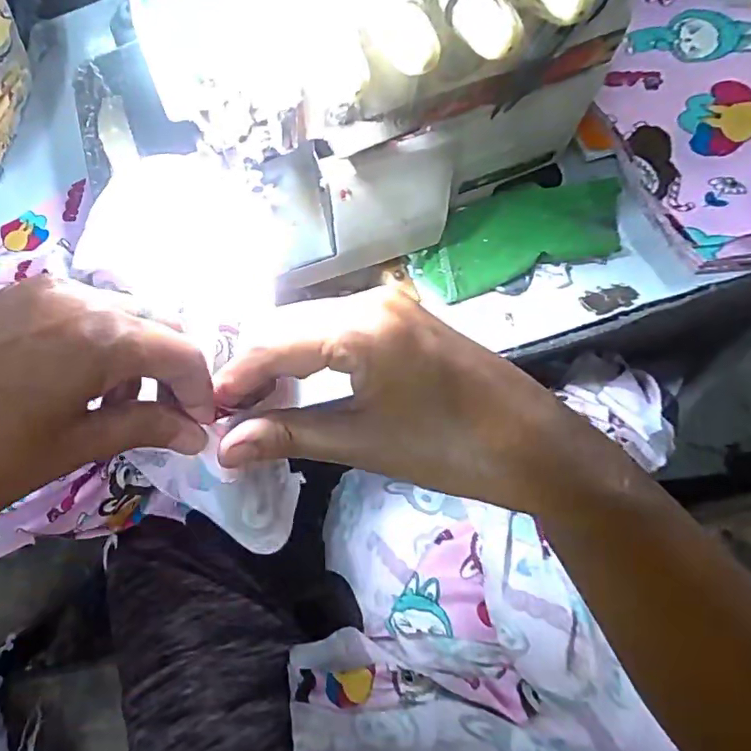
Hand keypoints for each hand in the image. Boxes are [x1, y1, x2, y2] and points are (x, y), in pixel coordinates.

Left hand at [0, 276, 213, 605]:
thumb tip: (193, 433)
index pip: (180, 347)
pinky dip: (85, 341)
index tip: (200, 425)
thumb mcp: (68, 448)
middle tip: (163, 417)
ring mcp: (29, 288)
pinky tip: (67, 384)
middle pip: (146, 319)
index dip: (199, 388)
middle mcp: (71, 292)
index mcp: (100, 330)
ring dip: (125, 352)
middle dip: (166, 366)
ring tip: (113, 408)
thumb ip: (139, 427)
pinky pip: (64, 310)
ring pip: (105, 311)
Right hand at [214, 287, 642, 512]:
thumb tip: (222, 449)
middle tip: (231, 414)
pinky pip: (333, 326)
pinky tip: (297, 384)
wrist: (541, 450)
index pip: (272, 343)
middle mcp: (367, 300)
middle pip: (283, 325)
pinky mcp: (398, 317)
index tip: (208, 412)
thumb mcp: (361, 442)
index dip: (235, 378)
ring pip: (306, 323)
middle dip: (251, 367)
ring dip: (277, 360)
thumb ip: (287, 435)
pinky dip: (307, 354)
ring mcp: (386, 304)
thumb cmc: (450, 449)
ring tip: (258, 404)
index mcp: (359, 325)